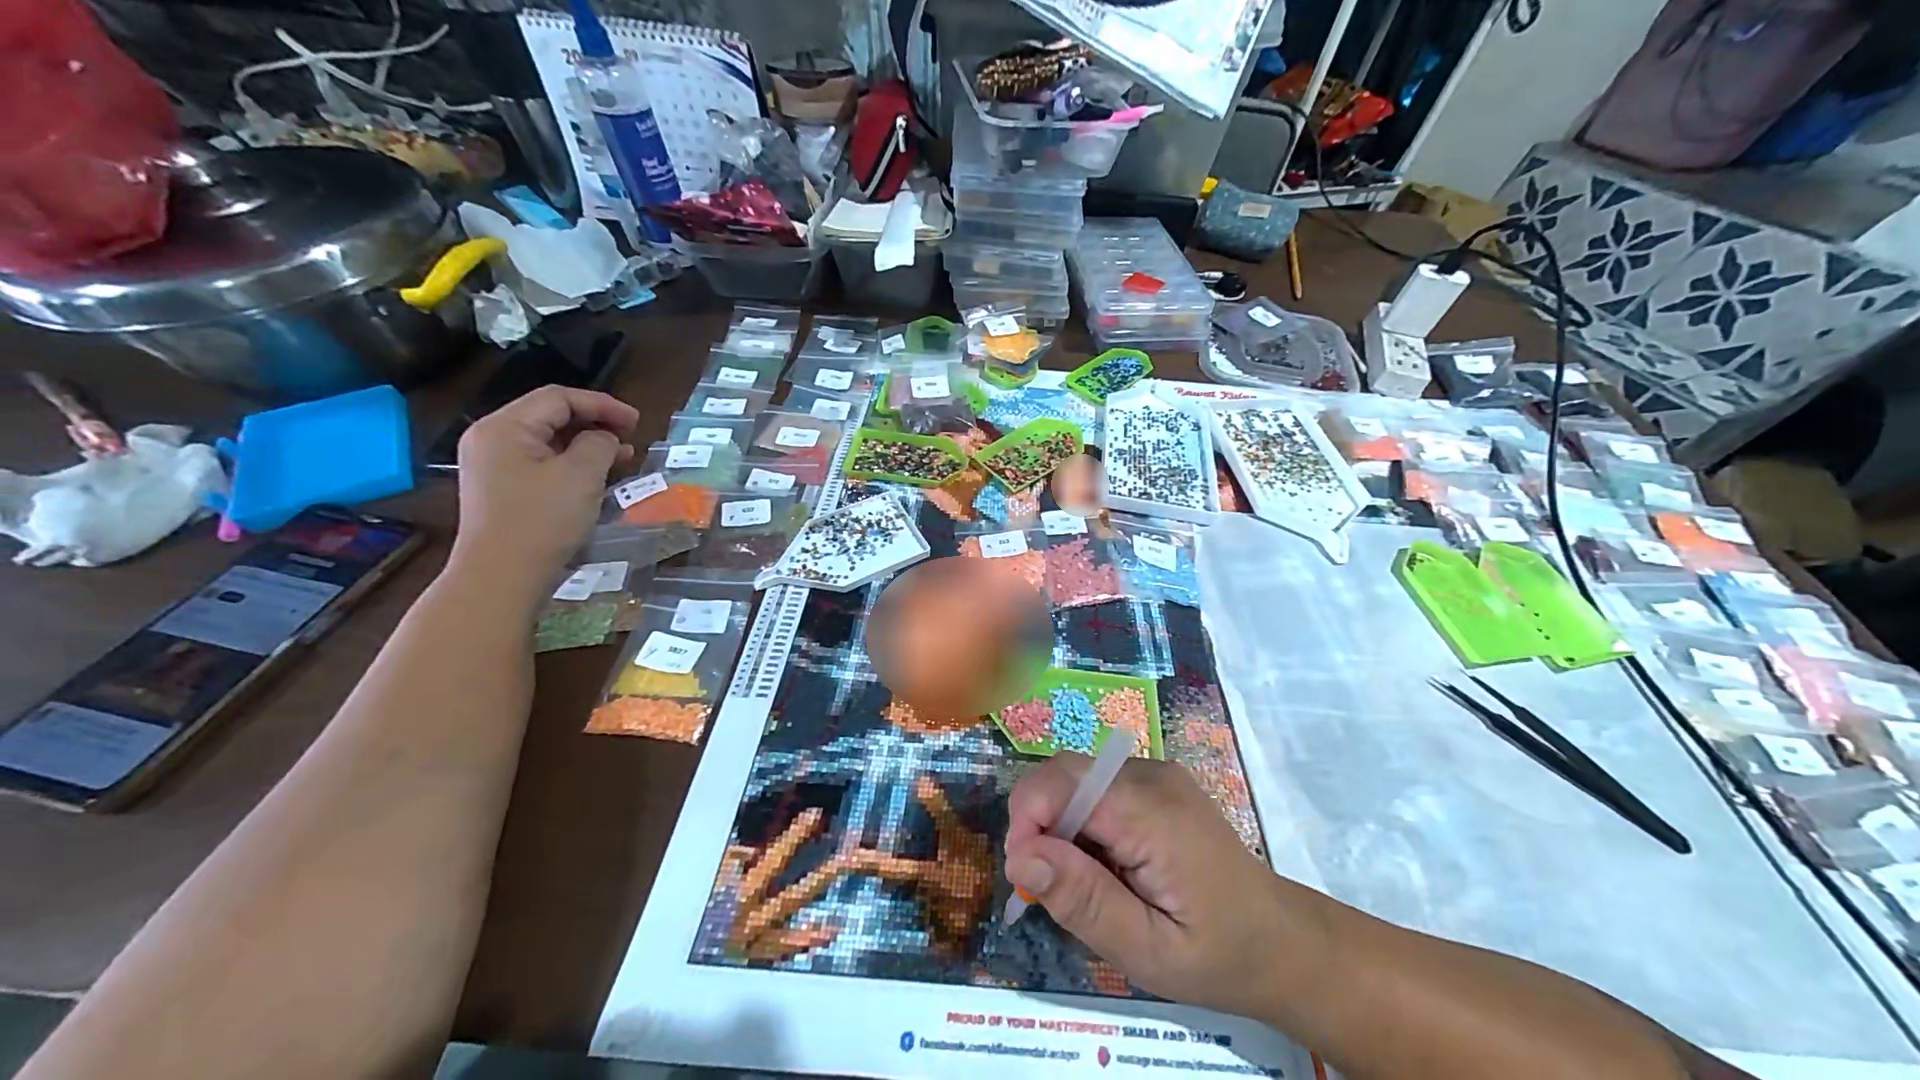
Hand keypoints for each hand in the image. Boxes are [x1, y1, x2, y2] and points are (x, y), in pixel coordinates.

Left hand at [449, 386, 636, 597]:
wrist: (500, 578)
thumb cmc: (541, 521)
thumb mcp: (580, 476)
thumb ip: (598, 444)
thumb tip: (604, 438)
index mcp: (504, 427)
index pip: (558, 398)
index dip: (602, 404)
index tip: (636, 421)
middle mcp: (491, 439)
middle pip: (549, 417)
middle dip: (594, 423)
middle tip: (630, 437)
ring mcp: (492, 467)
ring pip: (547, 442)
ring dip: (586, 445)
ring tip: (621, 459)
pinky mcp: (500, 492)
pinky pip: (540, 465)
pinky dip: (570, 465)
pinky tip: (595, 480)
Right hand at [1004, 755, 1325, 1021]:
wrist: (1282, 941)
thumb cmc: (1217, 955)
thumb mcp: (1146, 949)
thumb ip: (1083, 900)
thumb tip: (1020, 858)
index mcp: (1152, 813)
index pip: (1062, 783)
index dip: (1027, 820)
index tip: (1024, 878)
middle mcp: (1151, 776)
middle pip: (1064, 774)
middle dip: (1037, 823)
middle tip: (1045, 886)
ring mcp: (1156, 774)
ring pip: (1076, 779)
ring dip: (1058, 825)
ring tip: (1080, 882)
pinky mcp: (1156, 783)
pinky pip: (1096, 787)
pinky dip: (1080, 821)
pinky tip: (1102, 865)